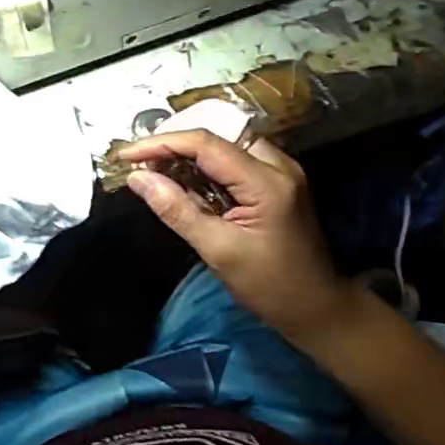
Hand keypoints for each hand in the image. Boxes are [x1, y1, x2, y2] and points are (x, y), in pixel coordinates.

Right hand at [115, 130, 362, 341]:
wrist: (318, 309)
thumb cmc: (270, 286)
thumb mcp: (218, 250)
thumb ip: (177, 209)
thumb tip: (137, 178)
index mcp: (266, 181)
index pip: (206, 144)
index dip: (162, 144)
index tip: (126, 156)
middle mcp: (278, 165)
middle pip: (217, 136)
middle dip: (173, 144)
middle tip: (138, 162)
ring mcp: (281, 171)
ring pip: (225, 145)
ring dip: (188, 154)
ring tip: (153, 169)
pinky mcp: (277, 182)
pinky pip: (235, 160)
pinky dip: (206, 166)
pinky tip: (183, 180)